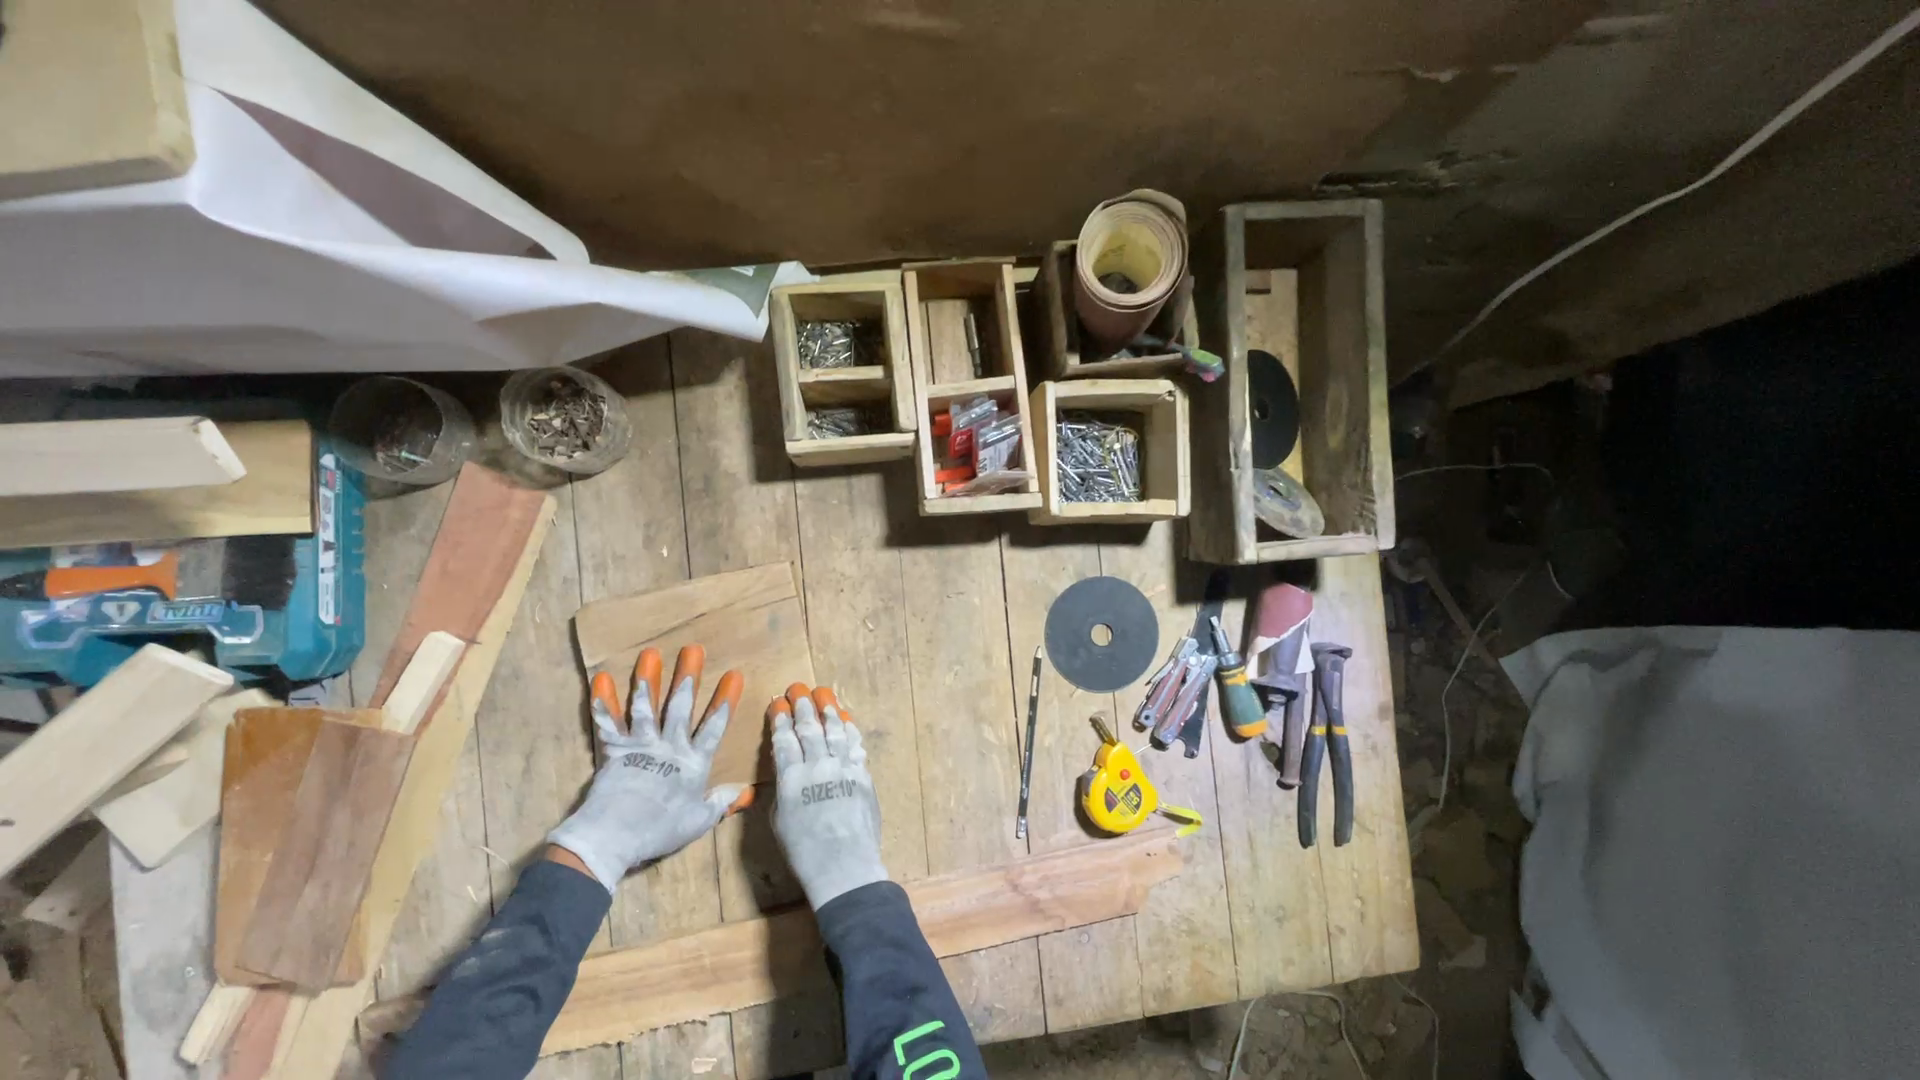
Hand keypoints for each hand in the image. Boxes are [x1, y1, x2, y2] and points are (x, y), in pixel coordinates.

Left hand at [547, 645, 746, 891]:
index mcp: (692, 763)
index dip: (724, 701)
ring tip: (650, 654)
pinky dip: (603, 703)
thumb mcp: (698, 821)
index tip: (734, 674)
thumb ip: (722, 803)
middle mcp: (668, 747)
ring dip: (648, 680)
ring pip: (645, 707)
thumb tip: (747, 791)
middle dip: (687, 677)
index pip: (713, 726)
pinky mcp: (612, 751)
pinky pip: (607, 724)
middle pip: (680, 707)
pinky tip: (601, 680)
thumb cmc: (660, 830)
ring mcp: (639, 745)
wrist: (614, 836)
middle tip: (693, 649)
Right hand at [770, 684, 887, 909]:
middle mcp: (817, 767)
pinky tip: (846, 721)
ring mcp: (843, 769)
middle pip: (810, 729)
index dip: (780, 720)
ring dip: (828, 712)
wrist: (844, 864)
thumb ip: (782, 790)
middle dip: (803, 706)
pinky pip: (855, 746)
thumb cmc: (804, 851)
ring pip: (835, 731)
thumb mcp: (780, 820)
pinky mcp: (863, 776)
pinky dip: (850, 731)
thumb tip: (786, 770)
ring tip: (823, 697)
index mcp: (791, 779)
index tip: (778, 703)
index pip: (784, 740)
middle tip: (799, 689)